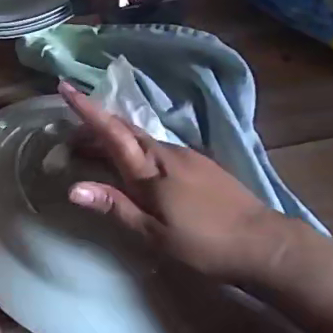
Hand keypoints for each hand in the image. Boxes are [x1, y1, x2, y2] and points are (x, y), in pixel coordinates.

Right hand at [57, 80, 299, 284]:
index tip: (64, 87)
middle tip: (70, 139)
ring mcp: (186, 156)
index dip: (86, 108)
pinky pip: (157, 147)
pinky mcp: (200, 163)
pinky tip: (136, 166)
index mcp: (150, 170)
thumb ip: (115, 206)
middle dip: (94, 127)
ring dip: (114, 140)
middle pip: (123, 130)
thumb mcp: (155, 234)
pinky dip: (136, 149)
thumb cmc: (206, 244)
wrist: (267, 245)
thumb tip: (72, 188)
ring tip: (96, 154)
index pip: (110, 131)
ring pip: (140, 138)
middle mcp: (166, 153)